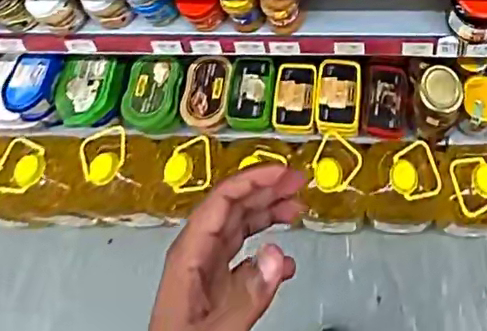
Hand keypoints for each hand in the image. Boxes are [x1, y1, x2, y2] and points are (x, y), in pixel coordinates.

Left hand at [149, 163, 304, 330]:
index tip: (282, 171)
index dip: (254, 178)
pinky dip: (267, 254)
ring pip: (240, 229)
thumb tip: (279, 254)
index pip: (223, 198)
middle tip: (297, 181)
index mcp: (189, 253)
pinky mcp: (214, 293)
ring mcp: (205, 273)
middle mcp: (197, 255)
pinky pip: (243, 260)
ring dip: (269, 215)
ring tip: (296, 208)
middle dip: (266, 189)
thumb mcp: (215, 330)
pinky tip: (286, 261)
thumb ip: (247, 295)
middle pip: (233, 207)